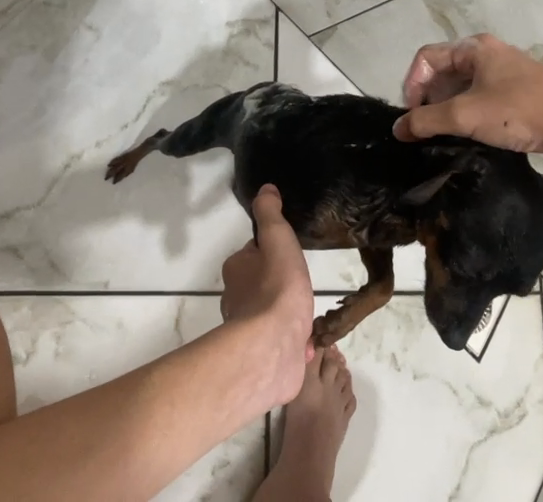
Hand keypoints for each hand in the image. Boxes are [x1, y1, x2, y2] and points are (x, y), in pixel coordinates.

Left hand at [219, 186, 316, 405]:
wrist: (273, 346)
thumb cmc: (276, 287)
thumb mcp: (277, 239)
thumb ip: (271, 214)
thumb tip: (266, 189)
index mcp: (236, 269)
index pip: (254, 253)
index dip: (273, 252)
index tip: (290, 255)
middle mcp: (235, 298)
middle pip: (262, 284)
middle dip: (282, 285)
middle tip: (302, 285)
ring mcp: (248, 329)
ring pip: (272, 315)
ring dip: (289, 315)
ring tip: (307, 313)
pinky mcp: (262, 354)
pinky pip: (281, 342)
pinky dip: (294, 341)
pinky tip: (307, 341)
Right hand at [392, 33, 542, 160]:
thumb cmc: (518, 111)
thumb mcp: (465, 116)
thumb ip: (425, 121)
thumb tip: (397, 129)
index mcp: (474, 48)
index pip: (426, 58)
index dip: (412, 85)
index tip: (414, 116)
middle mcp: (489, 52)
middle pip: (443, 70)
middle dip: (430, 98)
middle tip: (429, 126)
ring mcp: (507, 70)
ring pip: (463, 84)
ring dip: (449, 106)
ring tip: (449, 133)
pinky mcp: (521, 89)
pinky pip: (482, 94)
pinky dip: (470, 110)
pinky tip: (475, 132)